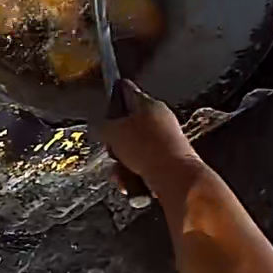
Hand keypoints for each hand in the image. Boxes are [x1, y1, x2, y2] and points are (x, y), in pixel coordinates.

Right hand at [95, 81, 204, 195]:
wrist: (175, 178)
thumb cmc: (149, 149)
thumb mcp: (113, 132)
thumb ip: (101, 125)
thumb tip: (97, 125)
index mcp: (148, 104)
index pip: (126, 90)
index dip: (112, 92)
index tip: (105, 94)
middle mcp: (159, 120)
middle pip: (126, 125)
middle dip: (114, 141)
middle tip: (111, 148)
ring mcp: (164, 142)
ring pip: (132, 150)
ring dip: (121, 163)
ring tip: (121, 171)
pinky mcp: (167, 162)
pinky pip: (140, 166)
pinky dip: (132, 175)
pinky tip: (129, 182)